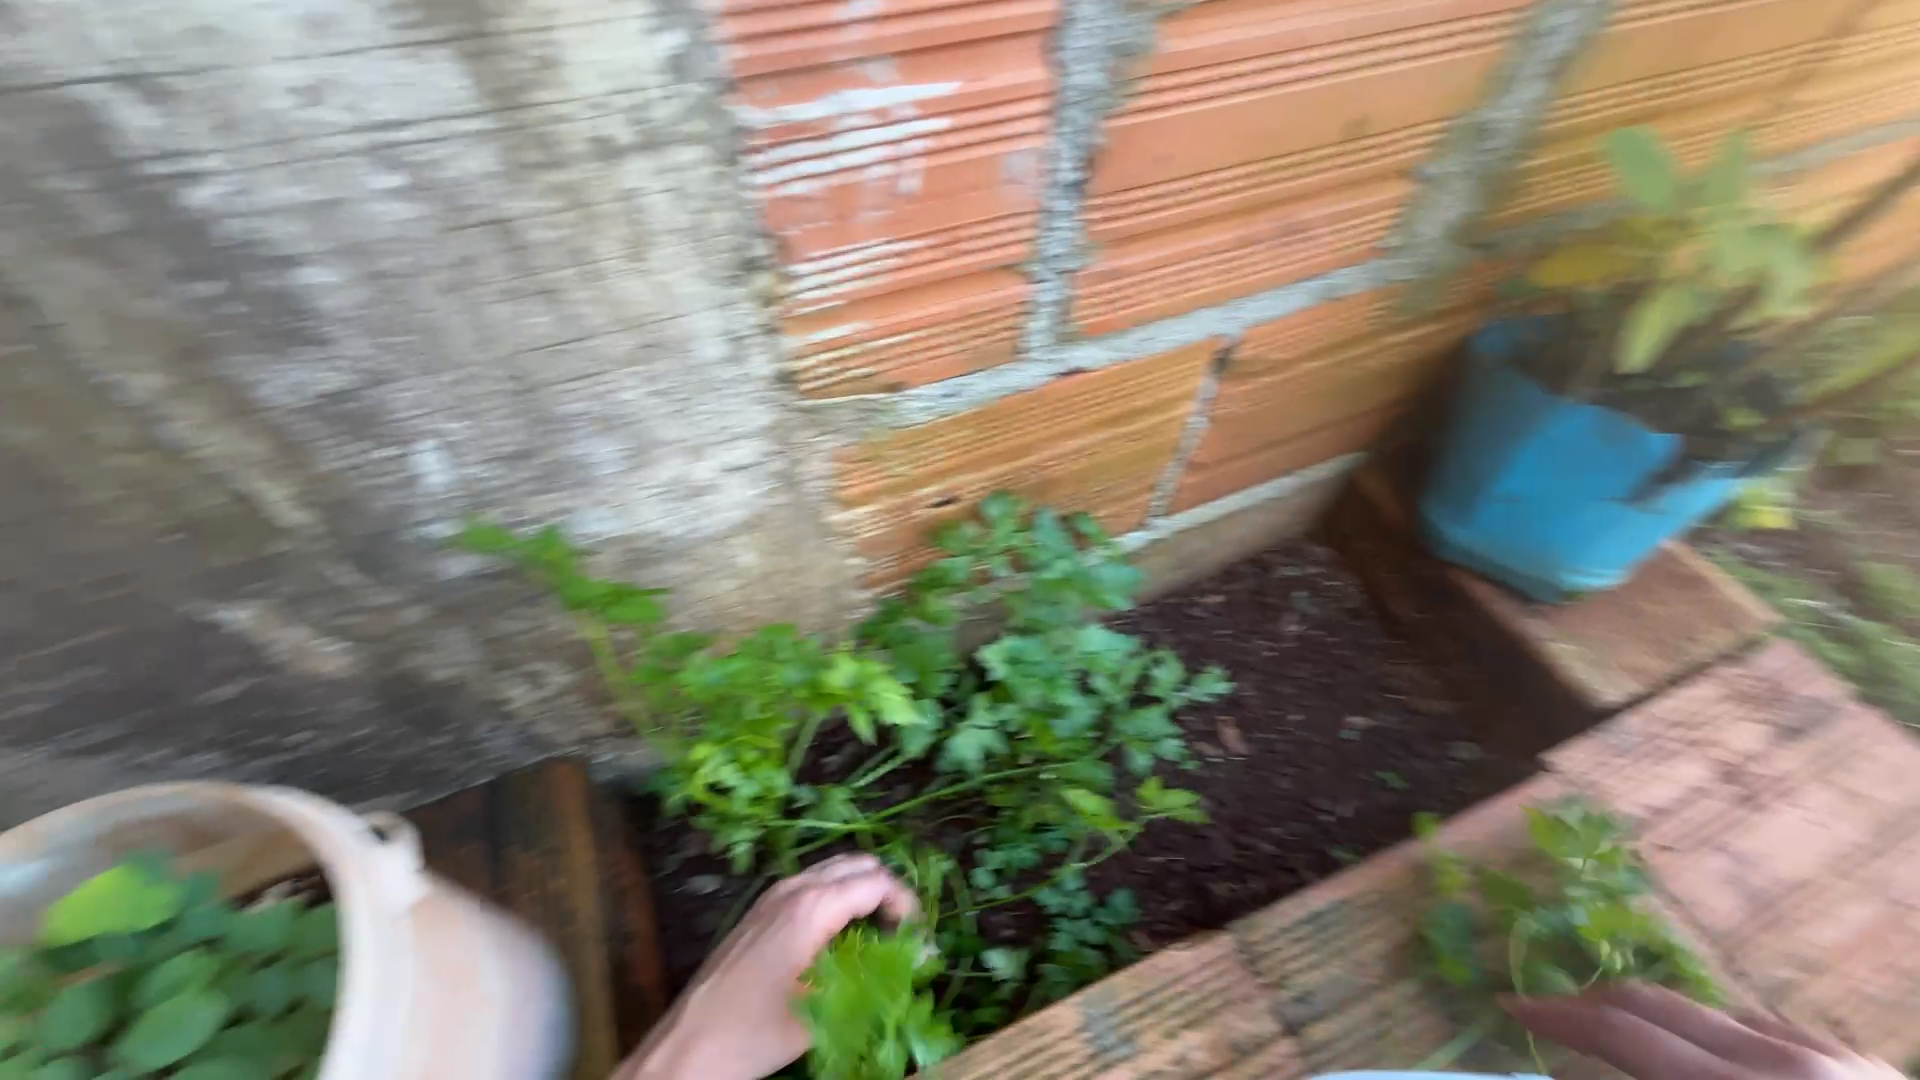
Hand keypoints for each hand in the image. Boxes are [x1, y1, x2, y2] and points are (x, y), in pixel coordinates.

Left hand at [618, 854, 917, 1079]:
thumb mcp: (826, 1008)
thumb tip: (925, 957)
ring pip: (835, 870)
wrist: (689, 1045)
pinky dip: (838, 896)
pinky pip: (813, 883)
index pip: (878, 881)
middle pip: (859, 864)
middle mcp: (795, 886)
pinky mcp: (762, 908)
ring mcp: (774, 893)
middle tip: (902, 935)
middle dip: (888, 892)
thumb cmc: (758, 1030)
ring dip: (863, 891)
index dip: (908, 905)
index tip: (919, 940)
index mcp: (813, 905)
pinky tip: (839, 938)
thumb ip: (879, 976)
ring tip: (877, 936)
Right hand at [1502, 982, 1901, 1079]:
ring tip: (1625, 1045)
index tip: (1508, 1006)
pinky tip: (1718, 1066)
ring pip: (1708, 1011)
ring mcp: (1837, 1059)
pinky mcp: (1870, 1067)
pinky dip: (1721, 1039)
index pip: (1624, 1034)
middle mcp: (1790, 1062)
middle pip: (1654, 1003)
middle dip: (1588, 1005)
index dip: (1556, 1017)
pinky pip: (1768, 1031)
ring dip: (1654, 1022)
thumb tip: (1593, 1077)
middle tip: (1546, 1017)